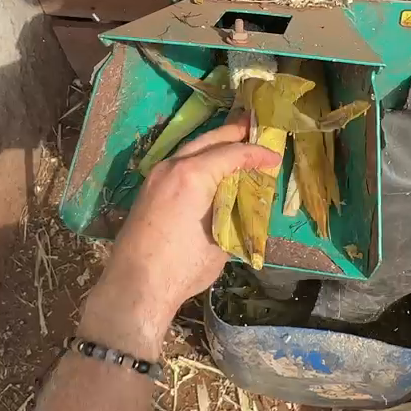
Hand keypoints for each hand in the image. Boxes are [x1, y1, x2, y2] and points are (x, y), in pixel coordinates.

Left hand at [79, 114, 277, 356]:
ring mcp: (156, 175)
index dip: (256, 153)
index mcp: (193, 175)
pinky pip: (178, 162)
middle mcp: (172, 166)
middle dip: (232, 133)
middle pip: (208, 140)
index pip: (232, 153)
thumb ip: (231, 212)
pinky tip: (209, 165)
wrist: (135, 285)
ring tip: (234, 139)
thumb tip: (237, 204)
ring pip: (190, 148)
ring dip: (213, 143)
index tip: (275, 157)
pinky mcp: (148, 188)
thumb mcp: (221, 241)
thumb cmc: (182, 267)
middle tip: (254, 125)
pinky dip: (198, 158)